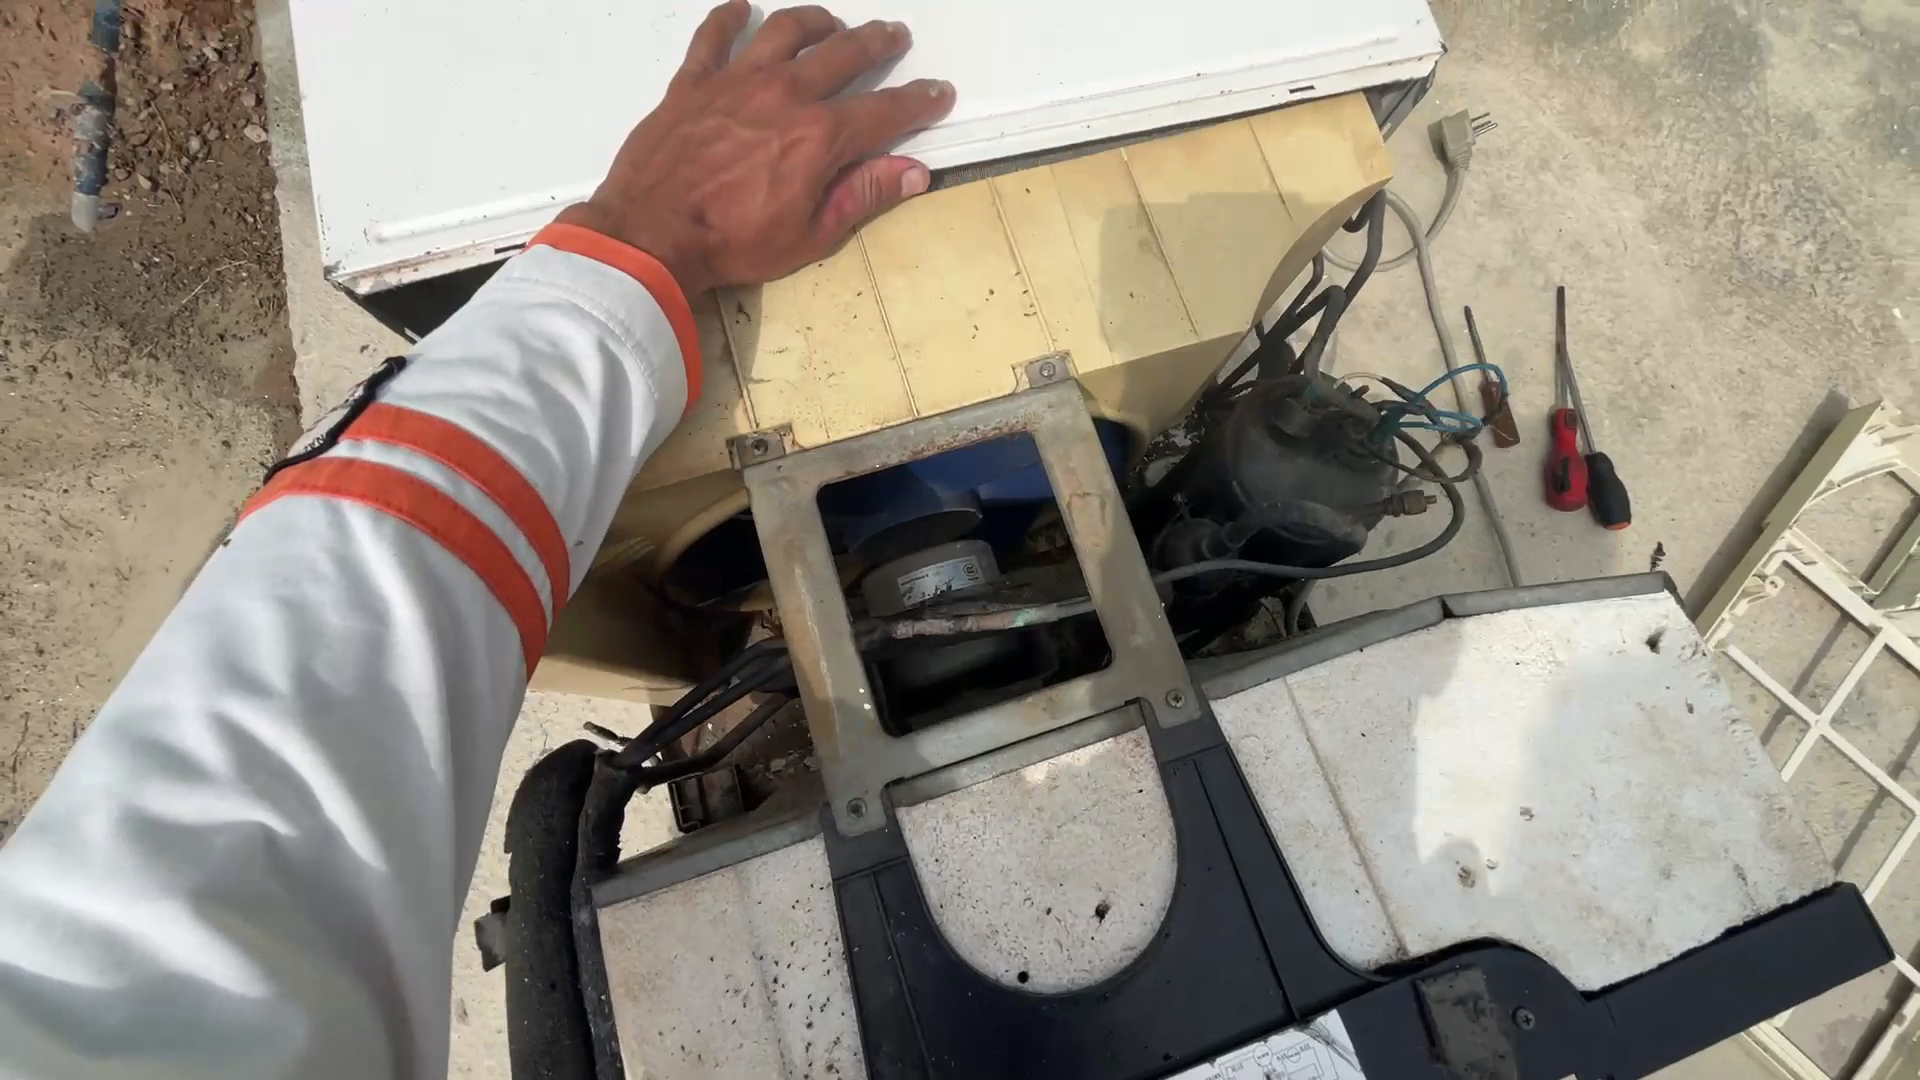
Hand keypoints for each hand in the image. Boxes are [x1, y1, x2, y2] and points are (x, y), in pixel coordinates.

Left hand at [554, 1, 954, 296]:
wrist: (654, 233)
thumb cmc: (736, 244)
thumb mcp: (811, 235)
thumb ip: (863, 196)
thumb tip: (913, 173)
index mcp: (819, 138)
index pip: (883, 111)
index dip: (917, 101)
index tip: (939, 92)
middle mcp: (784, 95)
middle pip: (842, 55)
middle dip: (876, 43)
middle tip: (894, 36)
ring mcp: (736, 81)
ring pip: (784, 31)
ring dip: (815, 21)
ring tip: (831, 22)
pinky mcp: (693, 82)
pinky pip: (714, 35)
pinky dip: (730, 17)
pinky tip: (742, 9)